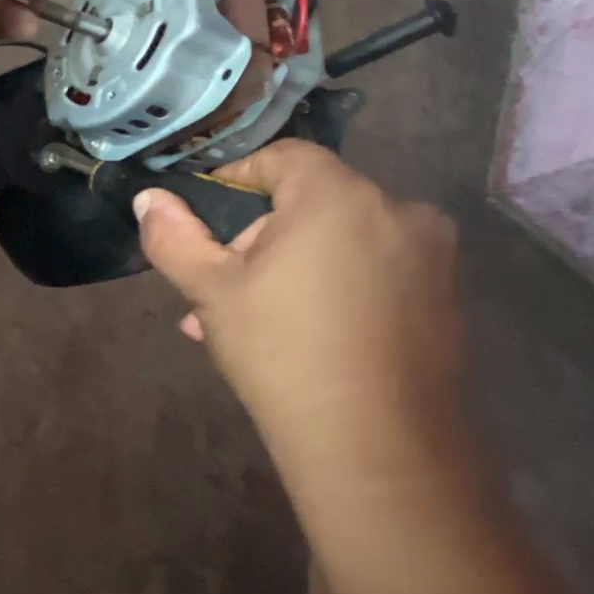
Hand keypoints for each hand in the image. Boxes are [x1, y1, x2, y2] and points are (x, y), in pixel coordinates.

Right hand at [134, 140, 462, 449]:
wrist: (373, 437)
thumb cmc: (280, 348)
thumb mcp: (209, 290)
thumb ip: (174, 237)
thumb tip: (149, 199)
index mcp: (338, 198)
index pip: (284, 157)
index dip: (239, 174)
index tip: (206, 211)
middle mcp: (398, 211)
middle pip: (313, 201)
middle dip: (261, 235)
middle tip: (221, 284)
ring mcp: (431, 255)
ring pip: (341, 240)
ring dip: (292, 265)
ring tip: (249, 319)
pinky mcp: (445, 295)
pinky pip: (373, 269)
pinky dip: (332, 285)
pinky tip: (298, 333)